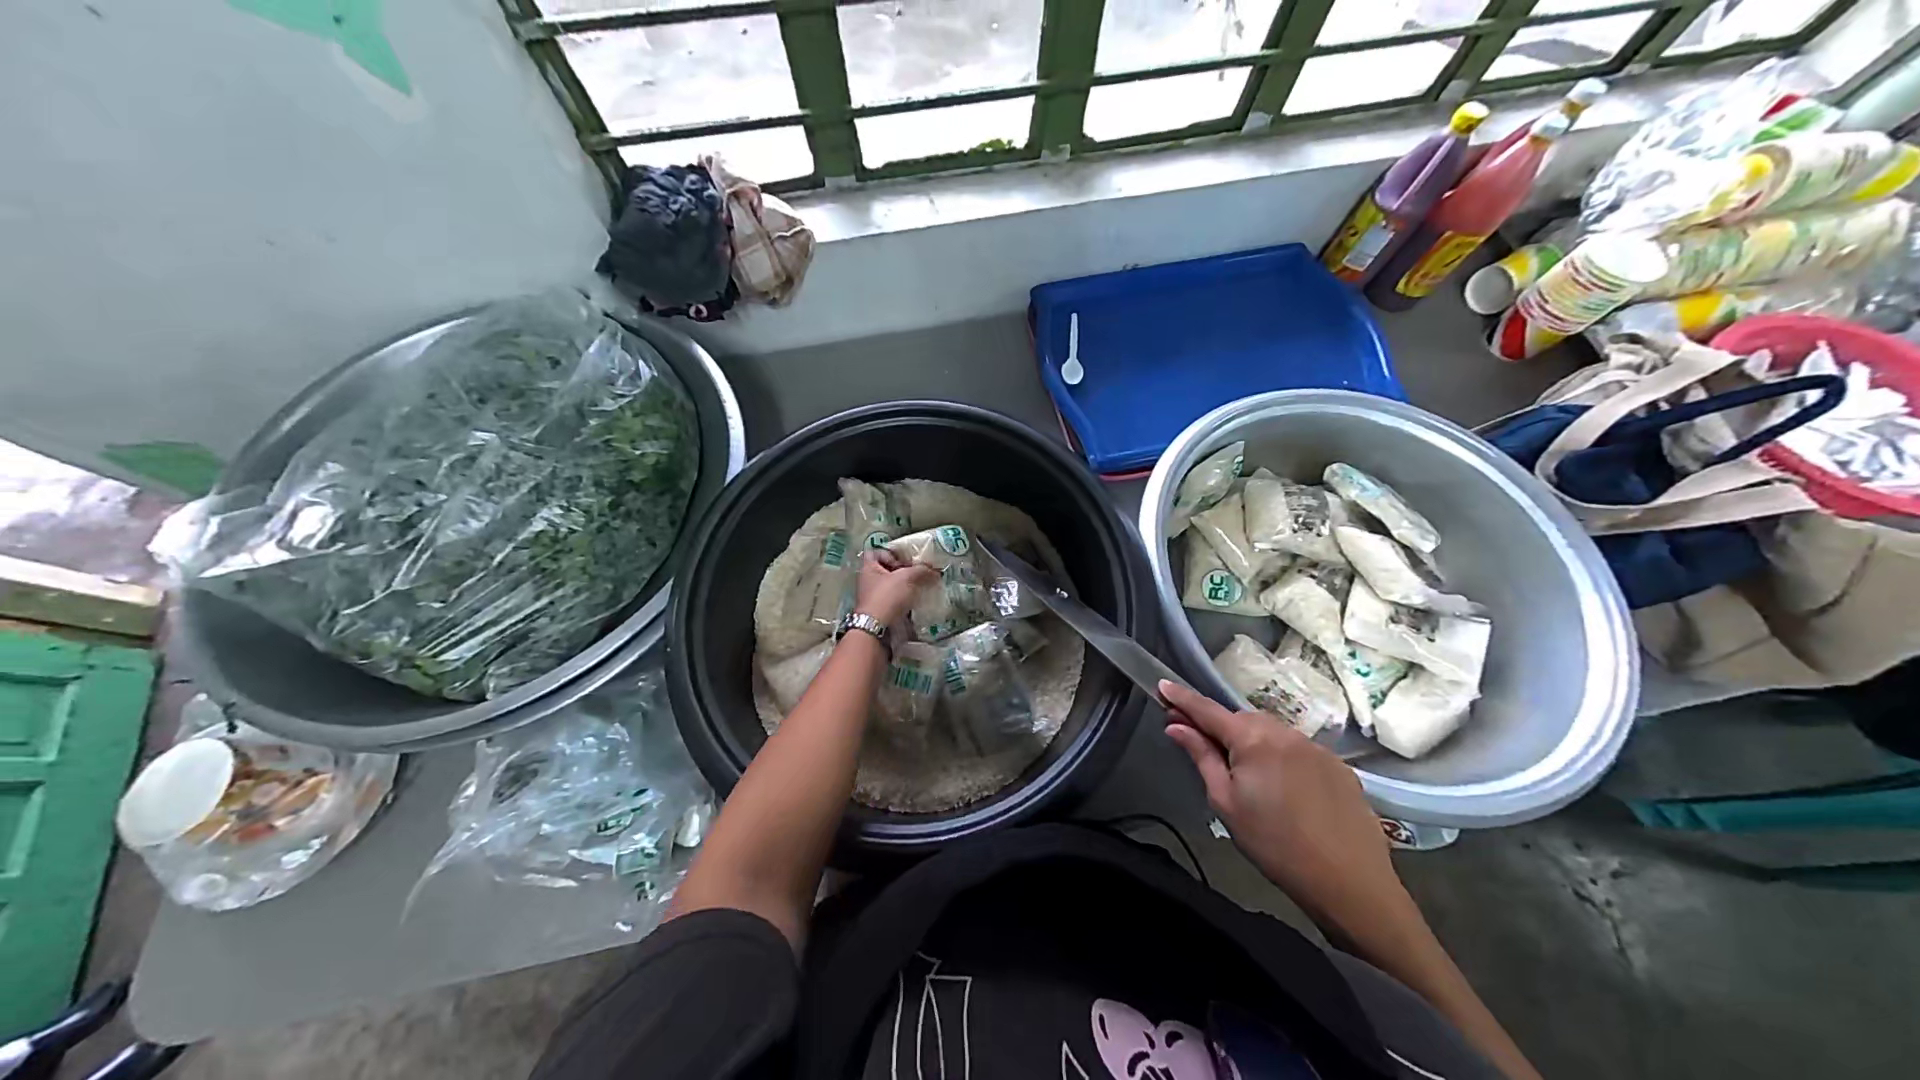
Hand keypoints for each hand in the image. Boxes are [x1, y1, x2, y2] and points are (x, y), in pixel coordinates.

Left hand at [851, 549, 936, 626]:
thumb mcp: (907, 578)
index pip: (876, 552)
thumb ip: (921, 571)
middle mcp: (867, 581)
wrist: (877, 627)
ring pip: (890, 586)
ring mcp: (872, 596)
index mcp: (868, 568)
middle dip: (901, 571)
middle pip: (886, 569)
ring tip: (918, 587)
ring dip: (904, 586)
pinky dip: (902, 599)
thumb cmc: (888, 596)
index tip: (904, 561)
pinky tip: (914, 601)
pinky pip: (892, 600)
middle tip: (916, 573)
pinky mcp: (878, 610)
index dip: (890, 553)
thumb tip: (936, 571)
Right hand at [1160, 680, 1415, 941]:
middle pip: (1242, 720)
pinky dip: (1283, 759)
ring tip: (1252, 780)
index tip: (1163, 685)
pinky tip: (1286, 792)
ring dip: (1254, 744)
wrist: (1347, 880)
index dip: (1182, 698)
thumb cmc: (1273, 843)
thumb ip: (1201, 757)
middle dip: (1222, 729)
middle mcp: (1285, 732)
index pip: (1208, 709)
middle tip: (1207, 752)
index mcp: (1253, 739)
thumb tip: (1176, 726)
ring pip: (1272, 734)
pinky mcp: (1338, 765)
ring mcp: (1316, 747)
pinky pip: (1298, 751)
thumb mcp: (1225, 802)